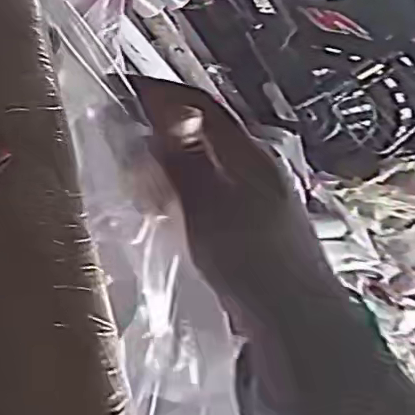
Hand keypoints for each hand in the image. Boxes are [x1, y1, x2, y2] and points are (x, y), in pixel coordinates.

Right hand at [131, 76, 338, 330]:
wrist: (294, 326)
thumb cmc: (252, 261)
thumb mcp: (208, 203)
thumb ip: (185, 156)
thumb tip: (166, 108)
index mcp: (250, 154)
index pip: (201, 104)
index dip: (160, 92)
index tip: (120, 88)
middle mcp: (254, 166)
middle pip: (199, 129)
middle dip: (157, 125)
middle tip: (119, 130)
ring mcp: (252, 193)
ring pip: (197, 158)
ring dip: (163, 156)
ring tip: (133, 170)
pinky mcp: (244, 220)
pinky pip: (199, 184)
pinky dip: (173, 182)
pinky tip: (157, 202)